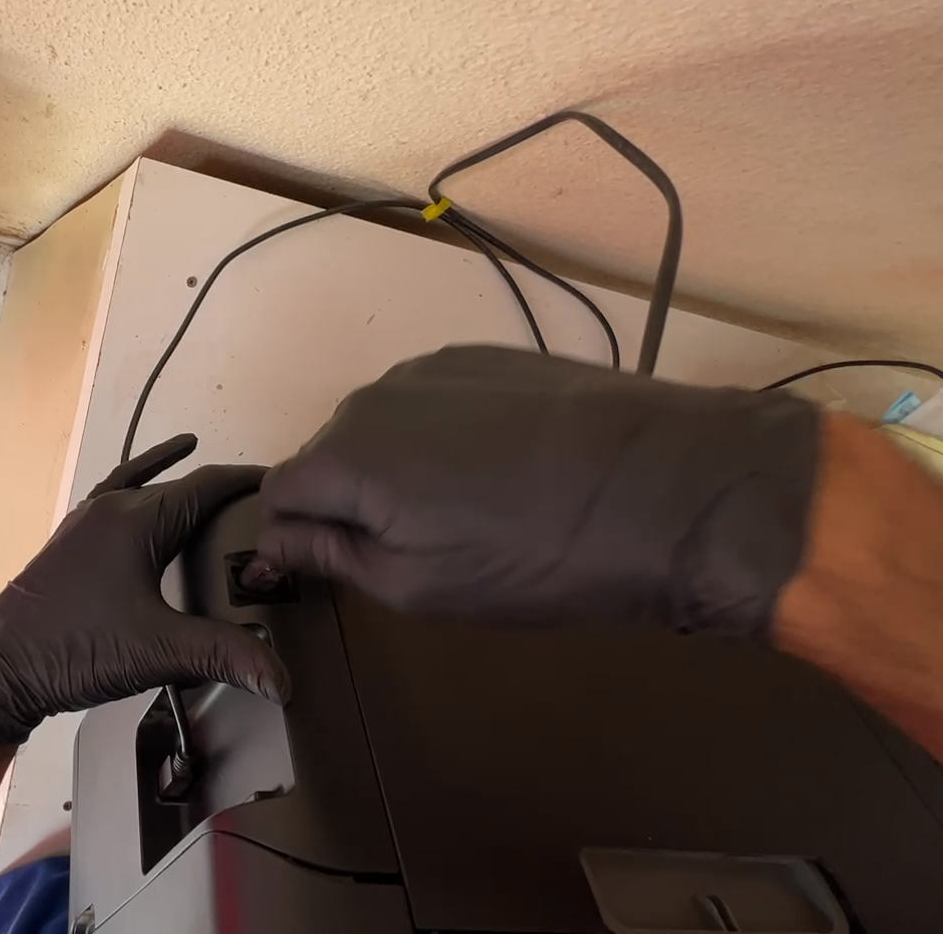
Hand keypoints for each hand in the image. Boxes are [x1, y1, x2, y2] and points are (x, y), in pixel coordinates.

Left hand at [0, 435, 290, 745]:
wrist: (2, 664)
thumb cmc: (77, 648)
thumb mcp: (158, 650)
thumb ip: (223, 656)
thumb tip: (283, 679)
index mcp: (137, 520)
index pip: (207, 486)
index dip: (247, 482)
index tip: (281, 486)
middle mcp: (112, 507)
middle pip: (179, 485)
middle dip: (220, 489)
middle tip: (260, 503)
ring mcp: (87, 519)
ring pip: (143, 485)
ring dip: (174, 478)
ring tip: (203, 469)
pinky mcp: (73, 537)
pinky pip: (113, 495)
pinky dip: (135, 484)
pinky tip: (140, 492)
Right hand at [256, 345, 820, 636]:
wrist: (669, 486)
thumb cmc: (531, 556)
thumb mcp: (416, 585)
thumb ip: (328, 555)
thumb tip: (272, 540)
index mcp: (341, 458)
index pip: (277, 491)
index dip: (294, 531)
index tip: (333, 559)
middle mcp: (366, 400)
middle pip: (325, 455)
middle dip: (347, 498)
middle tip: (413, 541)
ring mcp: (422, 371)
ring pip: (376, 425)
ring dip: (392, 463)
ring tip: (464, 499)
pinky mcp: (475, 357)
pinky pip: (425, 400)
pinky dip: (436, 432)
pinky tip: (496, 459)